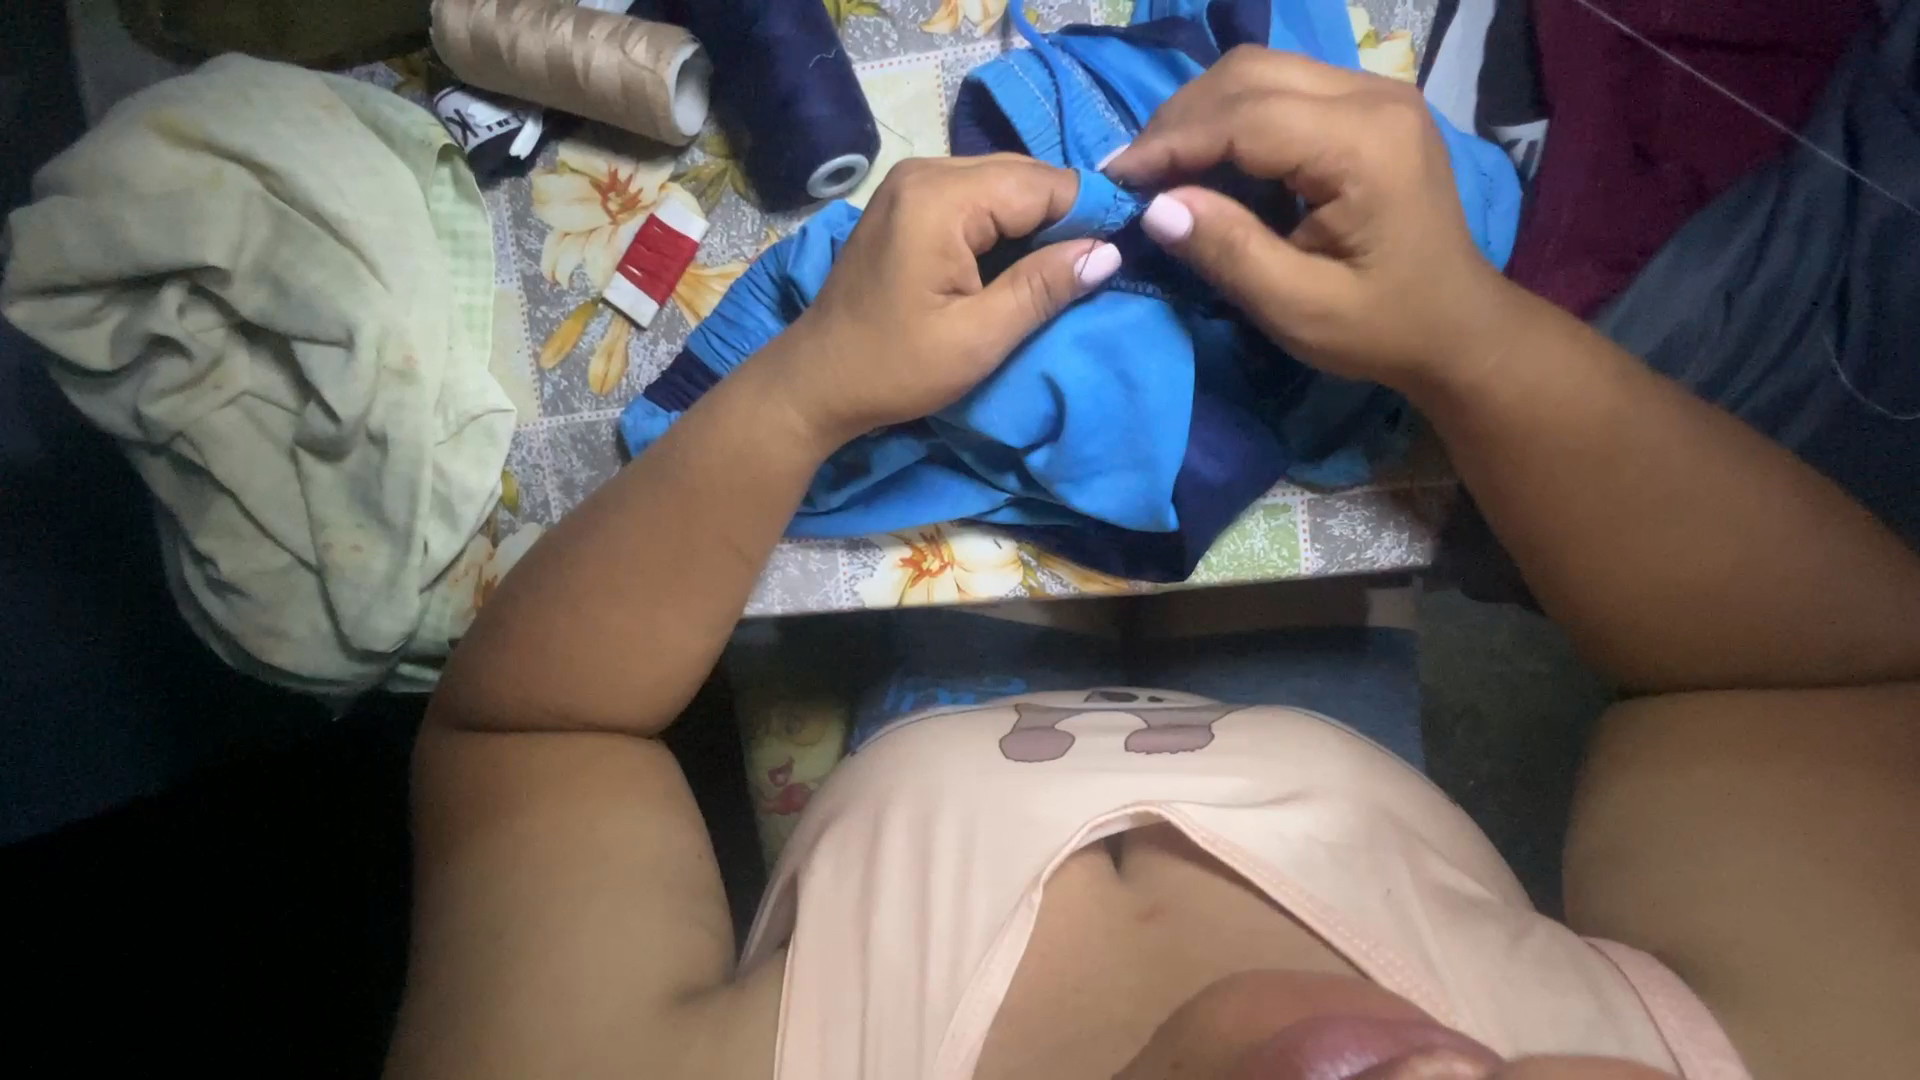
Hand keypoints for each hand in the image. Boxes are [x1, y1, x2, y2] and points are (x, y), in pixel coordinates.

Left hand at [752, 155, 1121, 447]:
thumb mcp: (978, 339)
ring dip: (1034, 223)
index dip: (1089, 214)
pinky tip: (1016, 263)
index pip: (1042, 184)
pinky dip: (1002, 227)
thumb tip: (1109, 251)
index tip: (1123, 252)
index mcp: (942, 198)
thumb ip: (1043, 289)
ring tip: (1060, 270)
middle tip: (1095, 265)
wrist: (816, 382)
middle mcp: (925, 172)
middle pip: (1021, 176)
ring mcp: (910, 185)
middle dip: (1062, 217)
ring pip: (1000, 186)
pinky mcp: (904, 205)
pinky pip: (973, 200)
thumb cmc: (895, 368)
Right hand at [1105, 47, 1511, 389]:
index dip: (1171, 143)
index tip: (1115, 179)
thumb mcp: (1296, 307)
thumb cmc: (1379, 327)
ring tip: (1157, 168)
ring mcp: (1373, 95)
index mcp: (1363, 146)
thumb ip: (1228, 253)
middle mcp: (1373, 97)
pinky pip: (1279, 90)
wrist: (1453, 325)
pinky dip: (1228, 119)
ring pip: (1260, 71)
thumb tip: (1155, 209)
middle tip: (1131, 175)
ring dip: (1199, 114)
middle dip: (1178, 119)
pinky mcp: (1365, 108)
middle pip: (1250, 73)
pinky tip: (1203, 159)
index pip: (1245, 116)